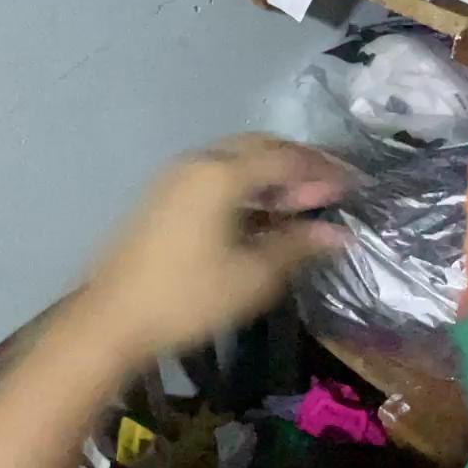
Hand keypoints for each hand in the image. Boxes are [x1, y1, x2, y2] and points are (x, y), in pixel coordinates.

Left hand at [71, 134, 355, 361]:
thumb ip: (298, 246)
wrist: (111, 318)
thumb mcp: (252, 276)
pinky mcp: (165, 195)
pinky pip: (218, 175)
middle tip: (333, 188)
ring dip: (274, 175)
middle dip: (300, 165)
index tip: (357, 185)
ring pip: (237, 160)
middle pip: (261, 149)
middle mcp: (199, 162)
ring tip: (304, 203)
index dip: (325, 170)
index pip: (286, 159)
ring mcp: (177, 176)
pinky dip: (248, 185)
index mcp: (221, 173)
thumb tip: (340, 233)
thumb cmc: (187, 298)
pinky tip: (263, 212)